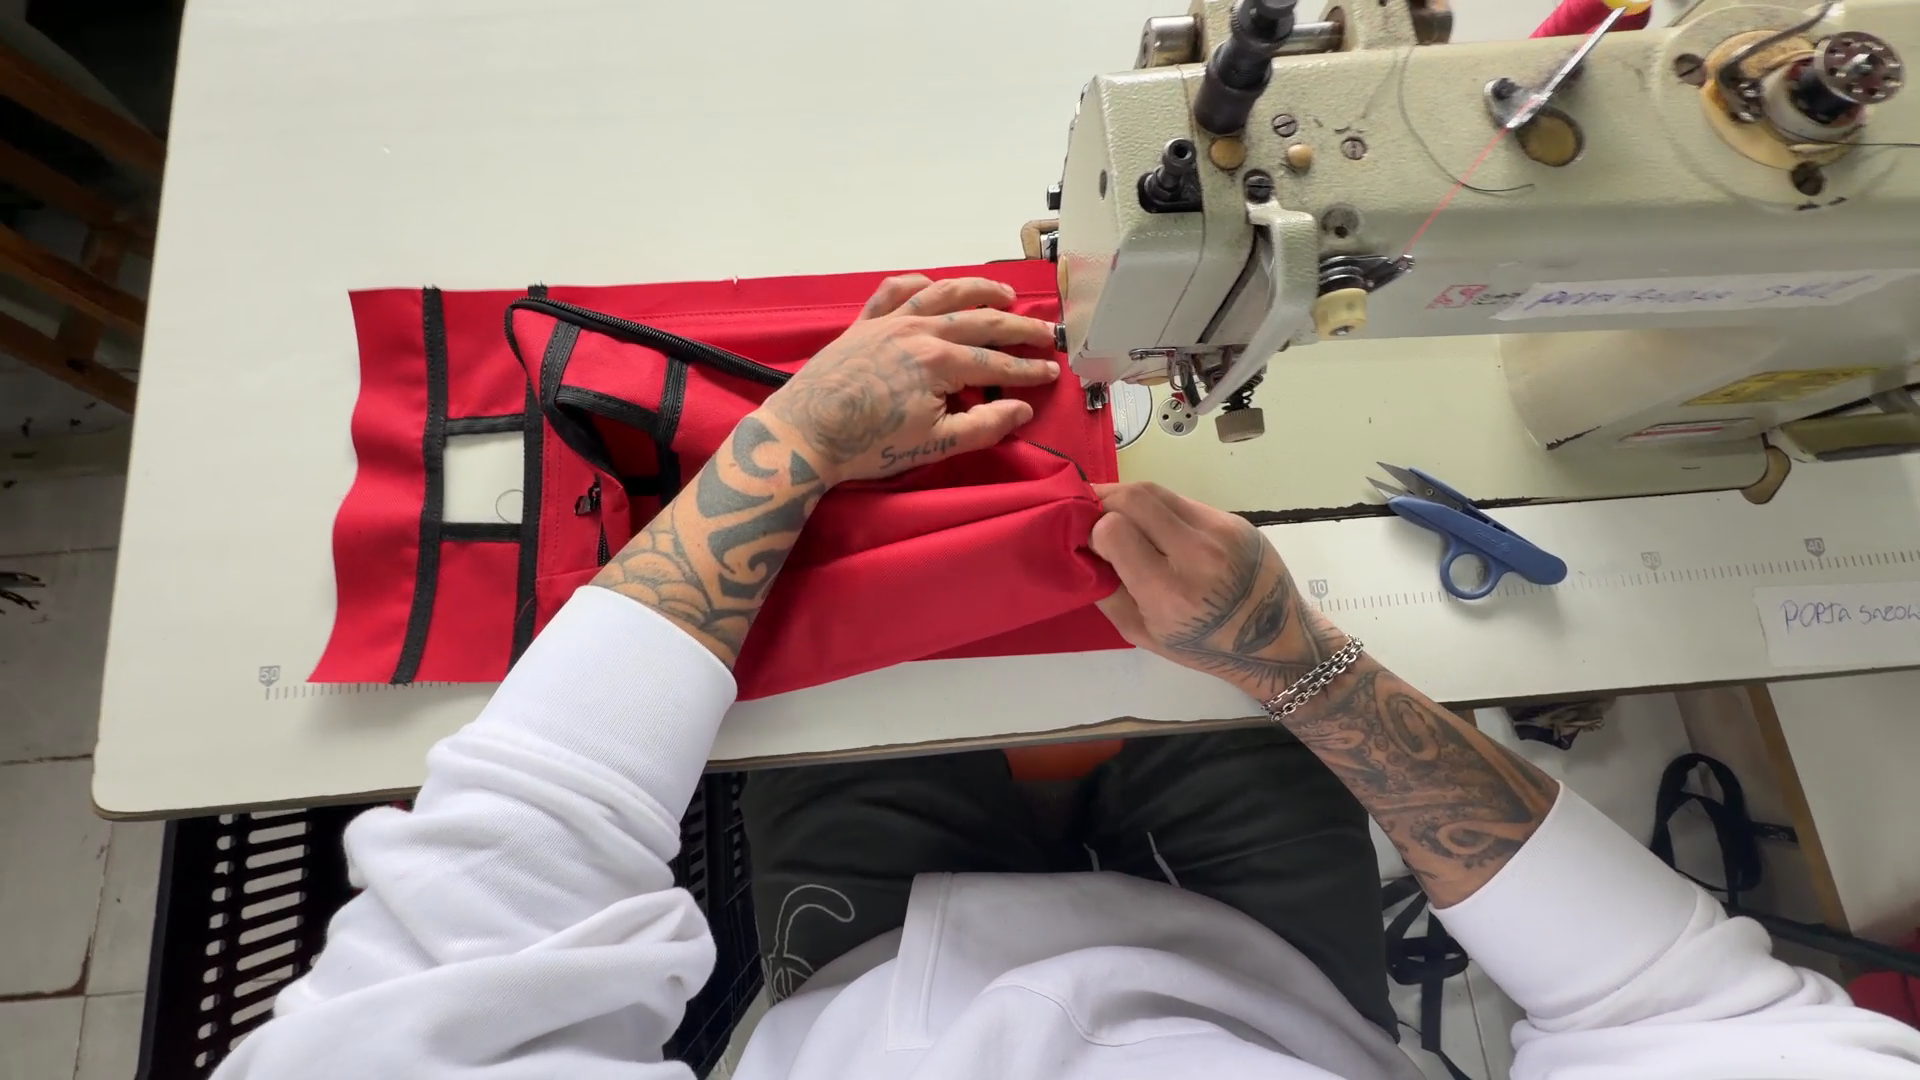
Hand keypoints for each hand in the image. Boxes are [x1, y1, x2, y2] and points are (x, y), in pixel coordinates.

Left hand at [756, 275, 1060, 486]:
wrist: (806, 434)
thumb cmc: (869, 445)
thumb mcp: (935, 444)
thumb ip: (984, 426)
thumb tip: (1022, 410)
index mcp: (939, 361)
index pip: (996, 362)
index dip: (1028, 369)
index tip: (1052, 372)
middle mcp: (918, 330)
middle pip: (980, 322)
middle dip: (1018, 327)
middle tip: (1045, 332)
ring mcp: (888, 322)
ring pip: (943, 294)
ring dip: (978, 291)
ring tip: (1004, 295)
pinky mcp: (863, 324)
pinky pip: (893, 291)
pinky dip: (917, 283)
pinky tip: (931, 285)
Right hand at [1090, 482, 1341, 700]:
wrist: (1276, 642)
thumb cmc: (1202, 647)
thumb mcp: (1140, 633)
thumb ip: (1106, 588)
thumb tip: (1081, 548)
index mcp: (1169, 592)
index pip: (1112, 530)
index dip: (1092, 531)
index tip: (1088, 542)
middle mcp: (1196, 554)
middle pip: (1132, 497)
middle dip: (1103, 500)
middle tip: (1090, 513)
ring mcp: (1220, 531)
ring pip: (1156, 490)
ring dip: (1128, 498)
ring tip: (1116, 513)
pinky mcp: (1233, 520)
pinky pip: (1181, 501)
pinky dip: (1158, 508)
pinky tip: (1154, 526)